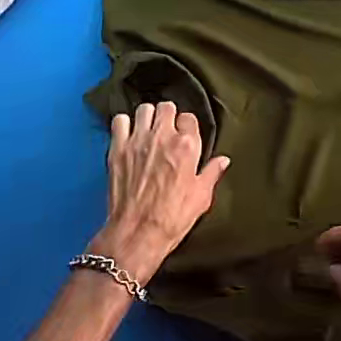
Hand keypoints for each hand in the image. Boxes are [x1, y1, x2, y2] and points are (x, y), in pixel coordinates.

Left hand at [89, 102, 229, 285]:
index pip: (189, 117)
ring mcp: (138, 141)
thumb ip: (212, 172)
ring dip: (148, 117)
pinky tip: (128, 134)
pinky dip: (124, 124)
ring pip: (144, 108)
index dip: (187, 126)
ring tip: (148, 129)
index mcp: (187, 146)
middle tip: (167, 129)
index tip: (185, 135)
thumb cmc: (171, 218)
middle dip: (168, 116)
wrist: (138, 233)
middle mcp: (163, 137)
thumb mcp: (201, 197)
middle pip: (167, 106)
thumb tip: (223, 160)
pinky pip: (119, 120)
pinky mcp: (118, 149)